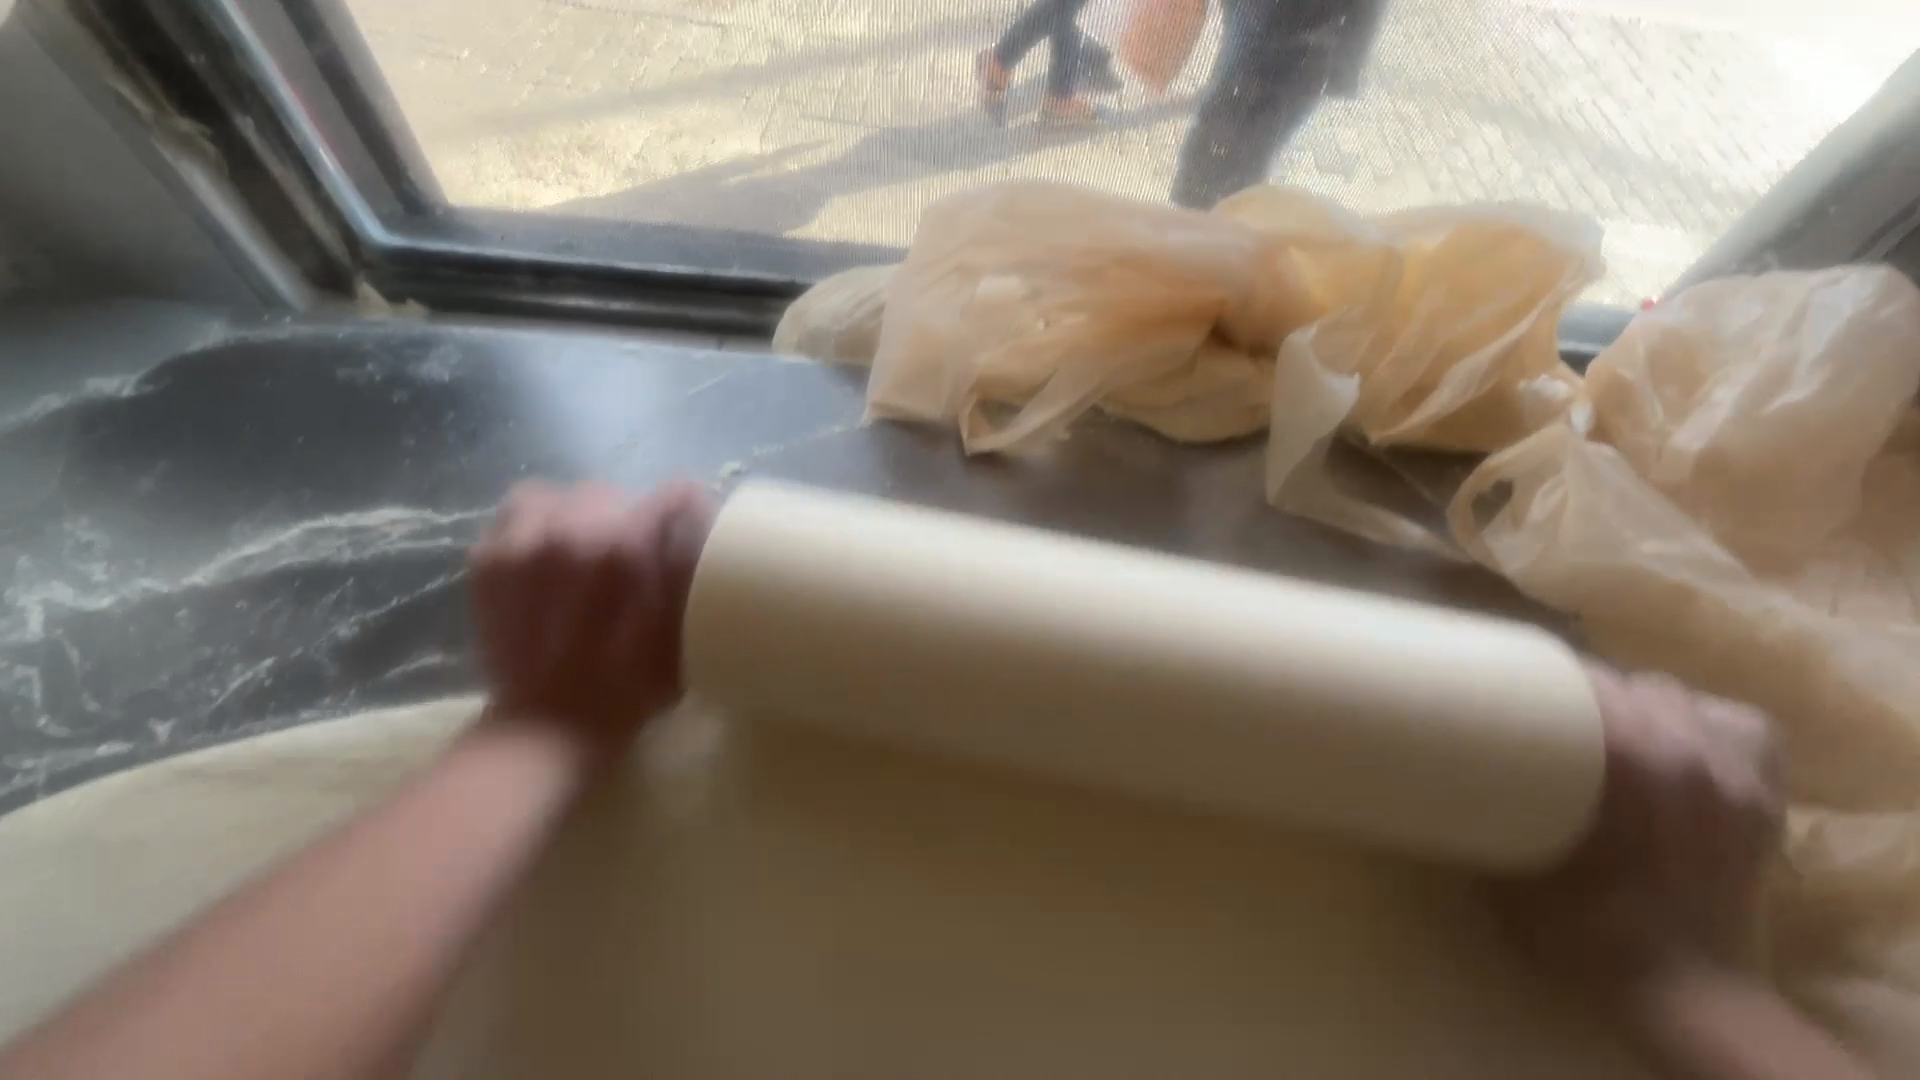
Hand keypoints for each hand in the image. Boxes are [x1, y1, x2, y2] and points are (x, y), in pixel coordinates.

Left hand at [467, 480, 713, 747]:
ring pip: (562, 495)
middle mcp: (574, 530)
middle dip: (631, 519)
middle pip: (615, 494)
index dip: (690, 512)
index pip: (676, 496)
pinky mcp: (488, 557)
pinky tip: (548, 556)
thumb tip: (701, 518)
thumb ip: (692, 568)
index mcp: (629, 548)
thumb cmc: (632, 686)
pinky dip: (539, 524)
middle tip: (633, 556)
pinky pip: (520, 511)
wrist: (549, 726)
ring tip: (585, 549)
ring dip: (580, 516)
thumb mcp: (685, 632)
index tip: (690, 531)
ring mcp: (523, 541)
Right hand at [1492, 663, 1783, 1003]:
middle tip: (1559, 715)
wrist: (1679, 989)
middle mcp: (1690, 756)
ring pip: (1687, 699)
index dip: (1552, 677)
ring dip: (1651, 705)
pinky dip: (1711, 725)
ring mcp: (1737, 780)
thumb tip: (1459, 768)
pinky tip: (1684, 742)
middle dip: (1597, 691)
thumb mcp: (1517, 857)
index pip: (1592, 682)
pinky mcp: (1763, 803)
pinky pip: (1745, 730)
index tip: (1519, 686)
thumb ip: (1502, 803)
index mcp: (1631, 762)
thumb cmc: (1583, 924)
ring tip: (1620, 727)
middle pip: (1639, 684)